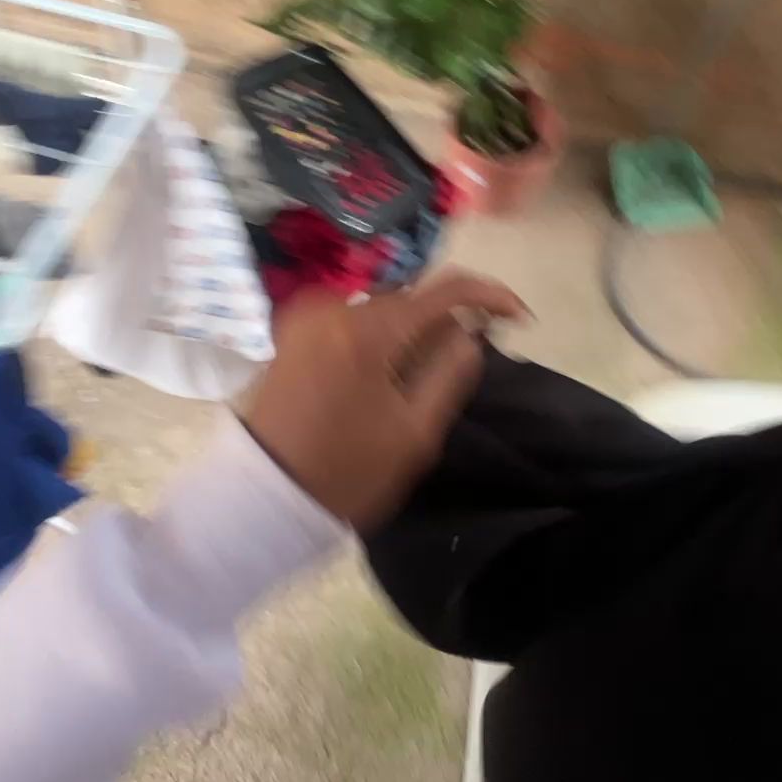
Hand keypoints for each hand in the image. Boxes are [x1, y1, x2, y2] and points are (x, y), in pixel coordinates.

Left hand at [244, 271, 529, 529]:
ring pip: (382, 306)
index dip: (490, 296)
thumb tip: (470, 332)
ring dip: (411, 328)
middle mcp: (335, 306)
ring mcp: (308, 314)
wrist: (264, 492)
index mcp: (369, 330)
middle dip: (444, 321)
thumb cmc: (346, 472)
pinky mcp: (294, 329)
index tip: (518, 318)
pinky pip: (353, 317)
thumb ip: (452, 372)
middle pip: (411, 296)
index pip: (446, 289)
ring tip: (418, 376)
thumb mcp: (415, 433)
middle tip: (462, 362)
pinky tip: (382, 372)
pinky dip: (379, 333)